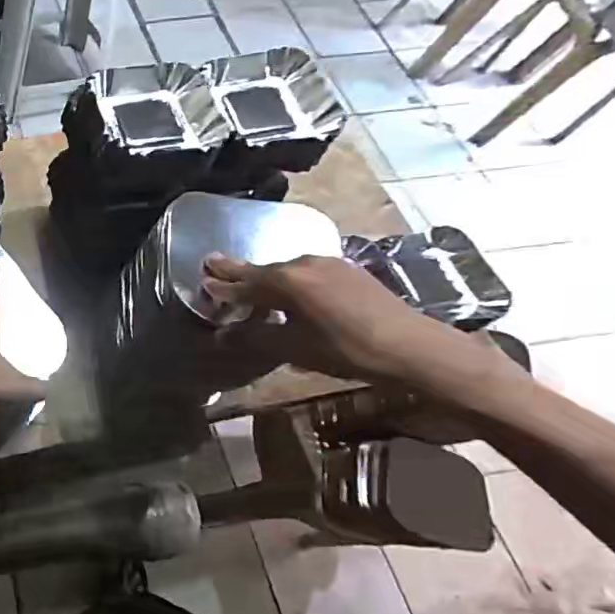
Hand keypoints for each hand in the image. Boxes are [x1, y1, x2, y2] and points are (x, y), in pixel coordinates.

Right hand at [202, 252, 521, 394]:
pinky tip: (289, 291)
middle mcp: (304, 263)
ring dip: (265, 278)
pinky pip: (305, 271)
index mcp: (288, 281)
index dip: (222, 284)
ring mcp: (328, 263)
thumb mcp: (296, 349)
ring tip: (248, 283)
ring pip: (285, 270)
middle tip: (213, 264)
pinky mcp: (346, 270)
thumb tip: (222, 334)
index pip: (245, 282)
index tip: (202, 279)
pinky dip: (288, 280)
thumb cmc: (348, 350)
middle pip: (263, 270)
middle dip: (238, 272)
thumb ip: (256, 337)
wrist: (412, 346)